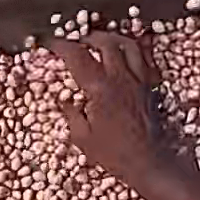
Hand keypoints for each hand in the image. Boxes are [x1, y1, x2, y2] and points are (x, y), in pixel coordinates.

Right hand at [47, 32, 176, 184]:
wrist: (148, 162)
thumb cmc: (113, 153)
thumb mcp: (82, 137)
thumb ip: (72, 114)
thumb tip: (66, 101)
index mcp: (100, 88)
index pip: (77, 56)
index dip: (61, 45)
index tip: (50, 44)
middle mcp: (120, 78)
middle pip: (105, 43)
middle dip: (87, 37)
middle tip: (77, 41)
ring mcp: (138, 81)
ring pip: (128, 45)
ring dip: (112, 38)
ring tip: (101, 41)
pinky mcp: (149, 87)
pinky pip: (143, 60)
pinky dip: (132, 52)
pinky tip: (124, 57)